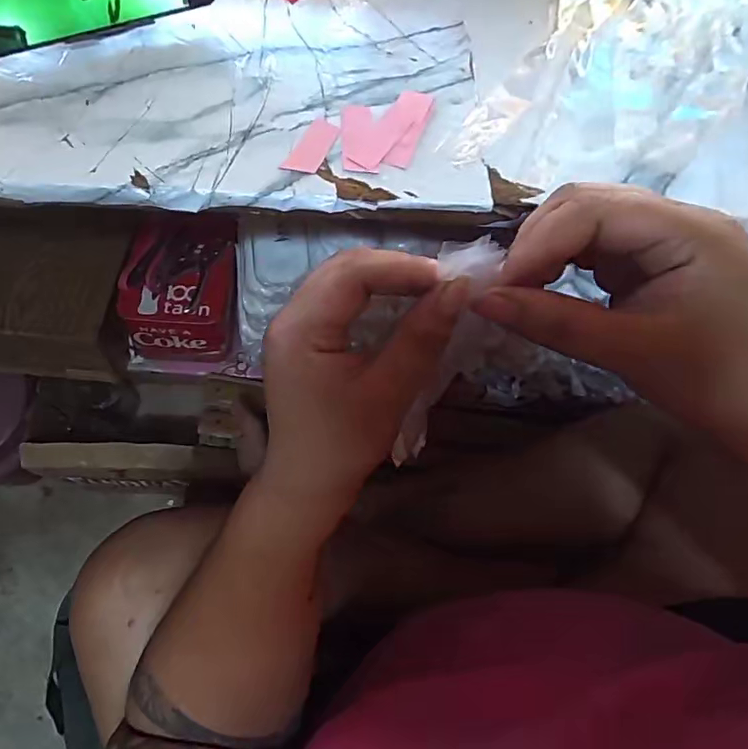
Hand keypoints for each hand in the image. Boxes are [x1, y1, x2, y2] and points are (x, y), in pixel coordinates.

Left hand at [260, 248, 467, 513]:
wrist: (306, 481)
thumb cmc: (344, 444)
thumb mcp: (389, 391)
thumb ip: (421, 337)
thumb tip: (458, 288)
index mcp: (300, 328)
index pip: (351, 273)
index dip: (402, 267)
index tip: (448, 278)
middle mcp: (288, 316)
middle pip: (341, 267)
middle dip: (393, 267)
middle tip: (441, 282)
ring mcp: (290, 324)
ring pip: (337, 278)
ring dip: (381, 277)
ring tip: (426, 288)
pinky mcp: (299, 335)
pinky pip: (334, 297)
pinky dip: (368, 294)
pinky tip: (397, 303)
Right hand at [472, 184, 747, 453]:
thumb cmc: (718, 385)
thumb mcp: (627, 352)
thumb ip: (550, 321)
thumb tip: (479, 300)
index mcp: (687, 231)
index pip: (590, 210)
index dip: (536, 243)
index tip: (499, 287)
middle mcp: (681, 220)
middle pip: (586, 201)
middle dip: (537, 239)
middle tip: (507, 286)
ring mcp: (673, 236)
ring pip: (589, 216)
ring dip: (548, 246)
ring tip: (523, 286)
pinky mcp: (662, 258)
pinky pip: (601, 241)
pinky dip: (566, 258)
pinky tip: (551, 284)